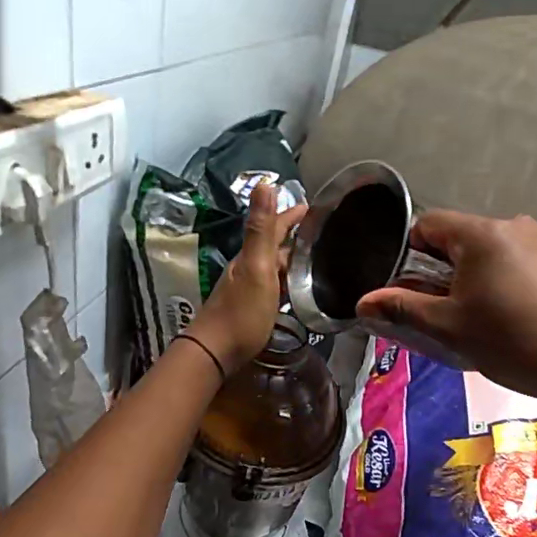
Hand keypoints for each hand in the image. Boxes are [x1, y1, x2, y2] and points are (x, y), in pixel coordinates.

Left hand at [187, 183, 305, 366]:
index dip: (291, 215)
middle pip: (274, 245)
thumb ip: (260, 228)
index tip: (312, 206)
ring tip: (315, 257)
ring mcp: (249, 288)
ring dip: (292, 258)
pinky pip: (275, 284)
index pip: (275, 227)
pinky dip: (288, 280)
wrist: (216, 353)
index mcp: (252, 255)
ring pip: (275, 265)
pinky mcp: (253, 307)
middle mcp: (249, 267)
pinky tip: (297, 287)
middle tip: (320, 230)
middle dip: (295, 235)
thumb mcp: (256, 267)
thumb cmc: (241, 311)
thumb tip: (264, 183)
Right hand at [355, 211, 536, 408]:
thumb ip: (402, 308)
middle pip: (458, 239)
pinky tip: (510, 323)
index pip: (427, 224)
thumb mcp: (449, 327)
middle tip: (438, 315)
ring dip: (470, 282)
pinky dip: (500, 286)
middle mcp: (513, 226)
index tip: (407, 290)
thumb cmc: (512, 341)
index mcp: (481, 232)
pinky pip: (516, 265)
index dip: (408, 254)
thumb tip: (362, 302)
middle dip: (440, 273)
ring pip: (488, 255)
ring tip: (476, 325)